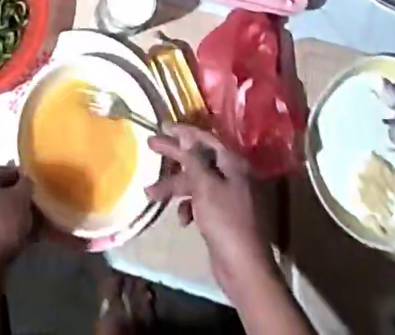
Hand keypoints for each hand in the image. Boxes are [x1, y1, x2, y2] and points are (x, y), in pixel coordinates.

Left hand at [0, 165, 35, 278]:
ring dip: (15, 219)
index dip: (25, 181)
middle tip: (37, 212)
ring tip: (33, 230)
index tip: (38, 192)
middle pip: (1, 194)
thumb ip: (26, 183)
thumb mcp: (21, 198)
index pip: (7, 171)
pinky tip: (21, 242)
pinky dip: (6, 233)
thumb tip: (25, 181)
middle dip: (20, 203)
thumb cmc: (0, 226)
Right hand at [145, 125, 277, 300]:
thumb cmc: (225, 220)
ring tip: (151, 193)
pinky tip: (182, 219)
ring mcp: (227, 196)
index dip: (184, 131)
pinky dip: (189, 207)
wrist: (244, 268)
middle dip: (174, 155)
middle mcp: (232, 175)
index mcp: (233, 163)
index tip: (163, 126)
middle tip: (150, 145)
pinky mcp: (222, 215)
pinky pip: (201, 202)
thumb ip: (194, 159)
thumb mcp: (205, 186)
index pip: (206, 139)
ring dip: (175, 187)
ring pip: (196, 182)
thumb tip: (186, 135)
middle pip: (198, 159)